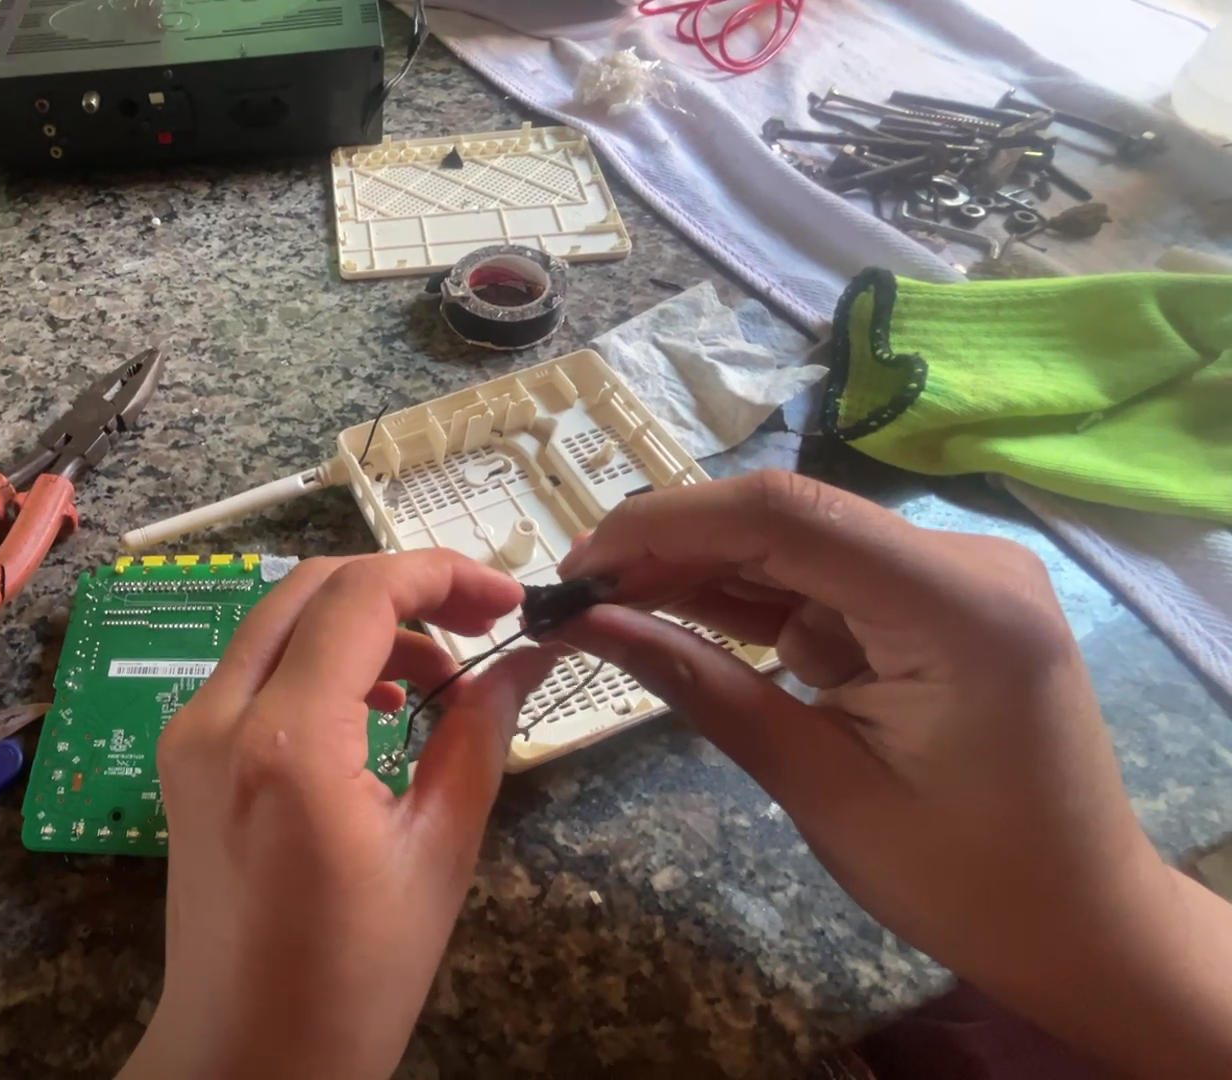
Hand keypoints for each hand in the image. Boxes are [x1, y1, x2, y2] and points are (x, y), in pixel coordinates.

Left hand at [120, 551, 563, 1079]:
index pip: (360, 598)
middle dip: (400, 586)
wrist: (243, 1054)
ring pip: (279, 620)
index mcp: (288, 741)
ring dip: (360, 621)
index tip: (503, 597)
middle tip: (473, 620)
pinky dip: (317, 656)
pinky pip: (256, 666)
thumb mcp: (437, 853)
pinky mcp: (186, 748)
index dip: (438, 574)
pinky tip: (371, 702)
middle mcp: (220, 714)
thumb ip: (479, 736)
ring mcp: (190, 727)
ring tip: (432, 673)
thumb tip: (526, 659)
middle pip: (311, 588)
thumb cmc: (352, 977)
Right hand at [555, 470, 1231, 1075]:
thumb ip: (690, 680)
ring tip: (596, 602)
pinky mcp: (897, 602)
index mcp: (955, 604)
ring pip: (768, 542)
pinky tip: (652, 610)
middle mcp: (950, 562)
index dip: (663, 524)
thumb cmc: (957, 871)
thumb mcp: (805, 776)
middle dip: (659, 545)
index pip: (782, 515)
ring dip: (677, 568)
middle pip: (771, 517)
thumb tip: (578, 622)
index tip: (578, 567)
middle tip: (572, 590)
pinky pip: (787, 579)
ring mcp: (925, 577)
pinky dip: (715, 595)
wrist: (1072, 923)